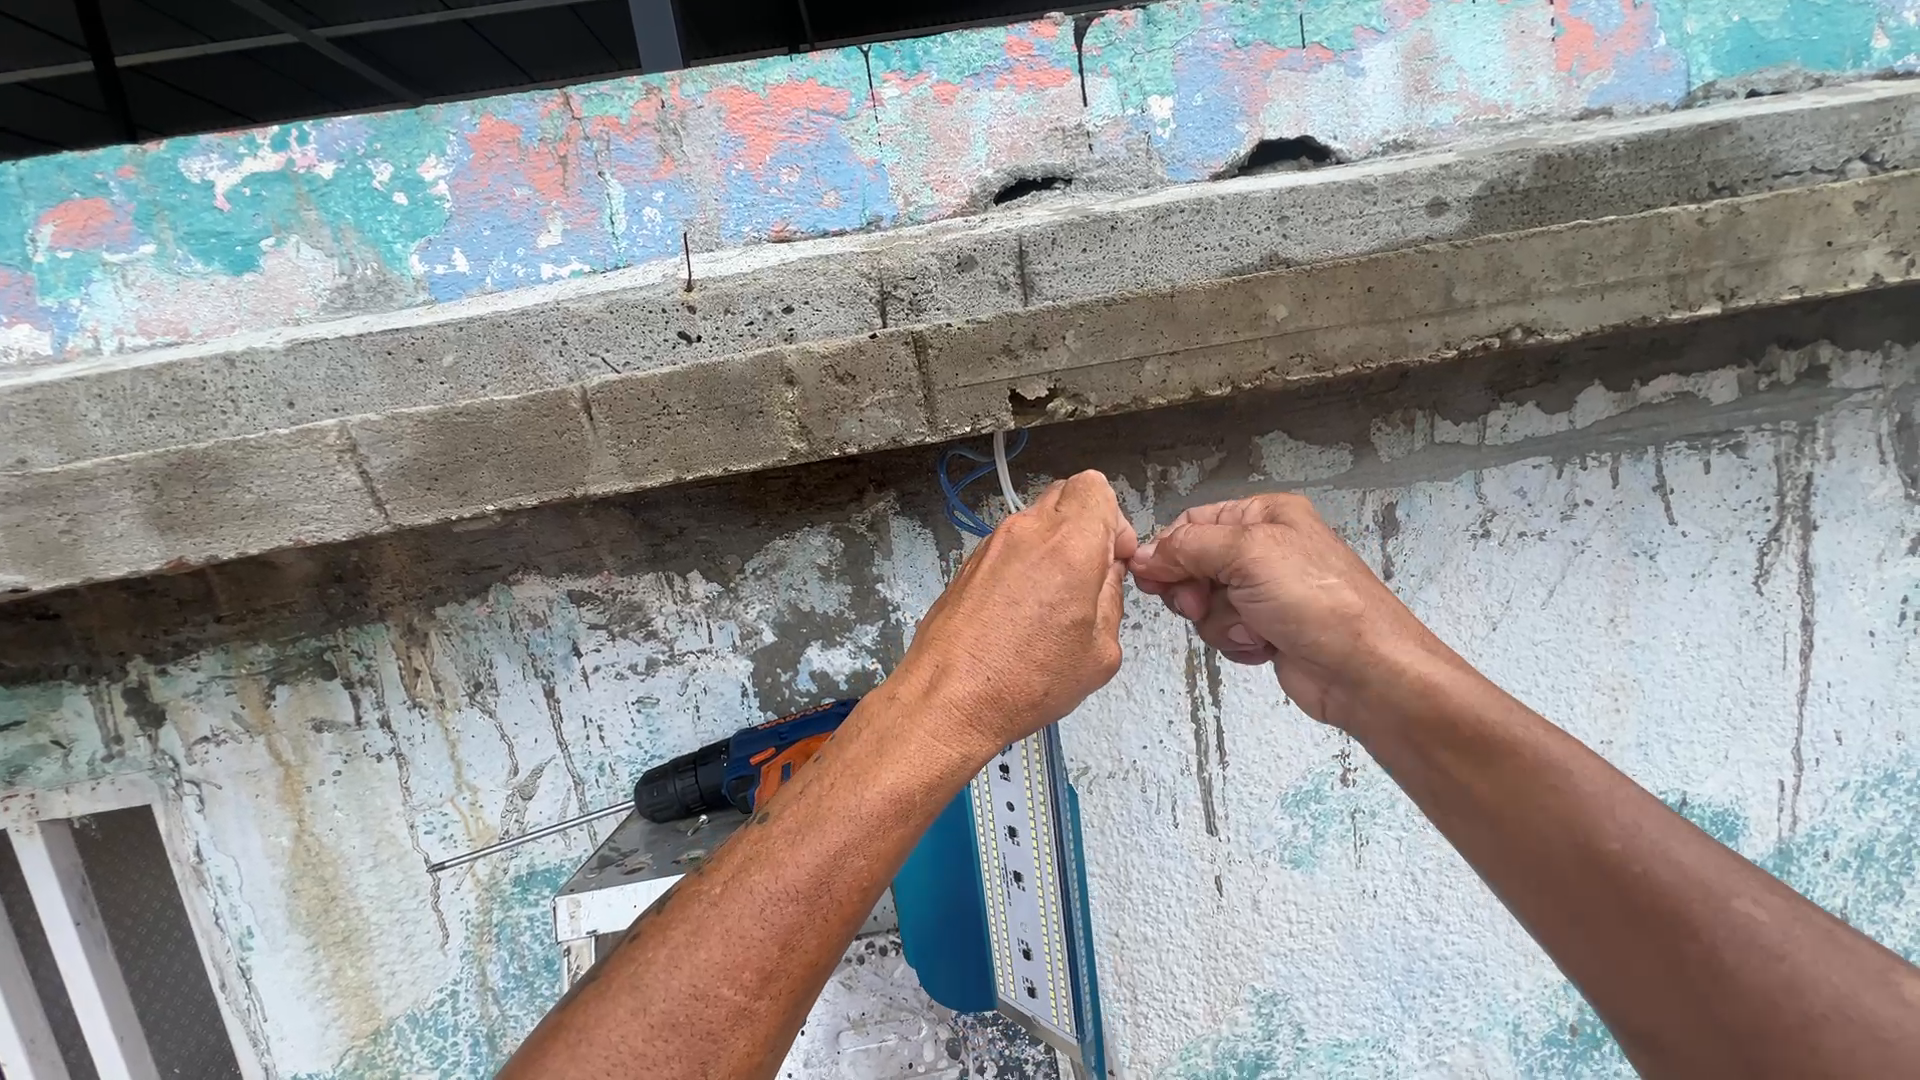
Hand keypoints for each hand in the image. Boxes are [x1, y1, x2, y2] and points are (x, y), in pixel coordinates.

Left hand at [892, 470, 1135, 758]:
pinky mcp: (969, 563)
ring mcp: (992, 544)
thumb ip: (1112, 598)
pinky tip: (1022, 610)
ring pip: (1034, 522)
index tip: (1114, 558)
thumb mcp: (1100, 651)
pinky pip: (1008, 546)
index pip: (1095, 488)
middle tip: (1090, 574)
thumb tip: (1106, 574)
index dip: (1113, 519)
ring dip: (1053, 546)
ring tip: (1053, 600)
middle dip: (1085, 526)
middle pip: (1065, 496)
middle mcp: (1027, 532)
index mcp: (1068, 544)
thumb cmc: (1027, 680)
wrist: (950, 698)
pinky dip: (1024, 563)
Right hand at [1127, 494, 1453, 729]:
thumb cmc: (1315, 601)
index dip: (1167, 550)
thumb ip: (1187, 547)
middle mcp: (1263, 549)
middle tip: (1200, 604)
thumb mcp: (1247, 554)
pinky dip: (1234, 641)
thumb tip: (1142, 556)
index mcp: (1264, 515)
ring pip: (1203, 602)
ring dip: (1218, 620)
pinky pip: (1222, 630)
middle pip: (1192, 564)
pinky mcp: (1265, 629)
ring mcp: (1264, 592)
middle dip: (1193, 590)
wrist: (1365, 672)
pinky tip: (1262, 646)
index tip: (1150, 578)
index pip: (1192, 523)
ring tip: (1252, 629)